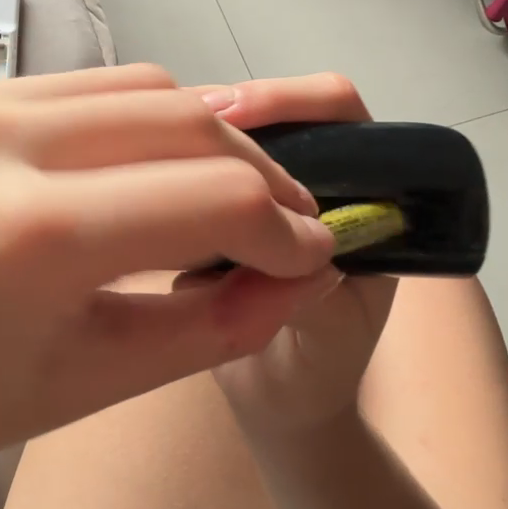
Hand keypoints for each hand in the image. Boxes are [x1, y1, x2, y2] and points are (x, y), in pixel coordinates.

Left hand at [0, 64, 339, 470]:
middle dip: (258, 174)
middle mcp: (5, 140)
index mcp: (32, 233)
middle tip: (284, 222)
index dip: (281, 228)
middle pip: (186, 122)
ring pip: (149, 88)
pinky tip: (160, 166)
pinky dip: (149, 119)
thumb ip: (218, 323)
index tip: (308, 254)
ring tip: (229, 194)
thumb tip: (303, 274)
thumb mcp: (100, 380)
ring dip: (208, 137)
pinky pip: (98, 85)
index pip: (208, 197)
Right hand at [193, 74, 400, 434]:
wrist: (277, 404)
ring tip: (161, 137)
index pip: (342, 120)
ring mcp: (268, 186)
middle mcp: (318, 178)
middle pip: (287, 108)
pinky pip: (203, 158)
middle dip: (241, 106)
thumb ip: (316, 281)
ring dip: (203, 125)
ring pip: (239, 128)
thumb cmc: (320, 367)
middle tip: (188, 120)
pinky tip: (144, 161)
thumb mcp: (331, 326)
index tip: (238, 121)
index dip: (295, 104)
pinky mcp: (224, 199)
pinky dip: (177, 153)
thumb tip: (277, 225)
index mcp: (363, 196)